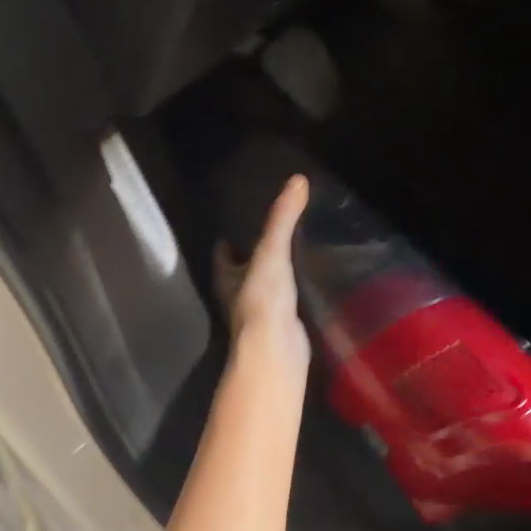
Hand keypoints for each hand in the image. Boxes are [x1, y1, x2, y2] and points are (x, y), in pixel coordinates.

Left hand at [213, 175, 310, 369]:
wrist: (276, 350)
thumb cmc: (262, 299)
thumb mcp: (272, 252)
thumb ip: (282, 218)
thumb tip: (296, 180)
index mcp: (225, 276)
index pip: (222, 251)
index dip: (229, 237)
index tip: (242, 219)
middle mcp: (236, 294)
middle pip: (242, 268)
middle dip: (253, 253)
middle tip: (273, 230)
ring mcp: (258, 312)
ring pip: (264, 285)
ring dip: (274, 272)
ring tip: (295, 249)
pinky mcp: (280, 325)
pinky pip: (285, 300)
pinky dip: (293, 290)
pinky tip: (308, 278)